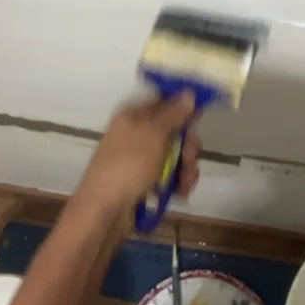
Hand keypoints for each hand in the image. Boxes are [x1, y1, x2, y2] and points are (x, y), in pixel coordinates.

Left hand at [75, 93, 201, 216]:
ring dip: (186, 168)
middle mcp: (137, 134)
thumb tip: (188, 92)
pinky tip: (180, 193)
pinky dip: (178, 182)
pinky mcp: (145, 182)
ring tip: (185, 183)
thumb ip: (173, 114)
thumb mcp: (154, 134)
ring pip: (174, 155)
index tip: (200, 116)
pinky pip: (169, 176)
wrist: (104, 211)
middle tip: (189, 157)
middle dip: (187, 145)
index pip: (163, 101)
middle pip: (173, 131)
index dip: (183, 106)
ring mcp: (140, 160)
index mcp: (133, 115)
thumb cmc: (128, 165)